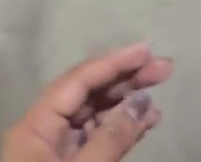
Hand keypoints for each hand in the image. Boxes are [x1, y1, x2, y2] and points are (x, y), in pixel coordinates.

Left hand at [1, 42, 174, 161]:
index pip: (79, 81)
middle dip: (126, 79)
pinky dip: (123, 129)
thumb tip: (142, 102)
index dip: (114, 63)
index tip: (147, 50)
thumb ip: (112, 137)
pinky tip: (148, 123)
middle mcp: (43, 132)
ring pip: (96, 115)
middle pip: (88, 94)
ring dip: (128, 103)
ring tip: (160, 96)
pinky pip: (98, 138)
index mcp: (35, 127)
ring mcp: (56, 153)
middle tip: (165, 69)